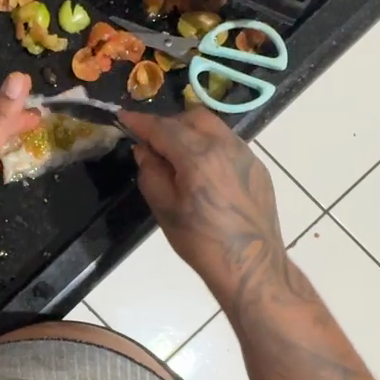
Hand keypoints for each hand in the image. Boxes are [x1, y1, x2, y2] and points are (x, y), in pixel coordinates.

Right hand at [120, 107, 286, 280]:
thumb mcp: (165, 209)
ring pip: (213, 127)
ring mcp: (246, 154)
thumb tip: (145, 150)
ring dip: (189, 132)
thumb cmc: (200, 241)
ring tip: (175, 155)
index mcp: (199, 157)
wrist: (249, 263)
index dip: (140, 122)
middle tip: (150, 142)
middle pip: (192, 118)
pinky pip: (227, 143)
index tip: (123, 116)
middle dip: (168, 123)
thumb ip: (151, 173)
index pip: (164, 128)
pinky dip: (207, 145)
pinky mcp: (256, 166)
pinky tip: (200, 171)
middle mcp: (226, 146)